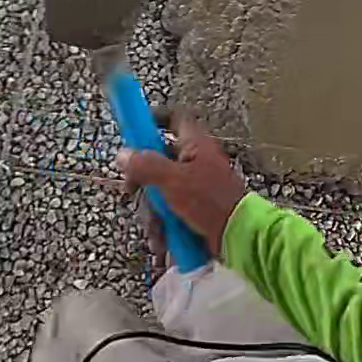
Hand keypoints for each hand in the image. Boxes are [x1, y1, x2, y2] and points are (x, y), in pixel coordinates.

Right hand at [116, 111, 245, 259]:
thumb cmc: (209, 201)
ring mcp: (194, 186)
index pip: (172, 120)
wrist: (239, 236)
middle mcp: (194, 161)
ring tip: (158, 230)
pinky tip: (163, 241)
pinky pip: (169, 212)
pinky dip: (164, 226)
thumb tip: (122, 155)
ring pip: (160, 191)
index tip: (133, 131)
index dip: (152, 121)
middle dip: (145, 184)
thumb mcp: (172, 180)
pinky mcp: (194, 209)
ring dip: (153, 213)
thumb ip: (145, 165)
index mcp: (194, 144)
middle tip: (134, 192)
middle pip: (157, 162)